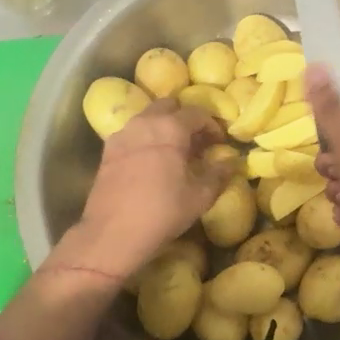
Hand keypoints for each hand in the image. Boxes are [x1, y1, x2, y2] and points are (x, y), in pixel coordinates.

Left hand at [69, 100, 229, 278]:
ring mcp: (122, 135)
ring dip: (164, 127)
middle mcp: (144, 123)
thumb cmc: (162, 212)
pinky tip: (151, 162)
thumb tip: (231, 163)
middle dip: (185, 119)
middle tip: (197, 142)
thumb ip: (218, 174)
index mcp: (170, 128)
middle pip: (168, 106)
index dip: (212, 126)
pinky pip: (132, 134)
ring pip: (147, 118)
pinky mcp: (107, 151)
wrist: (112, 233)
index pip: (197, 113)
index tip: (220, 144)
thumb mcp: (200, 197)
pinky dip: (146, 139)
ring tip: (174, 152)